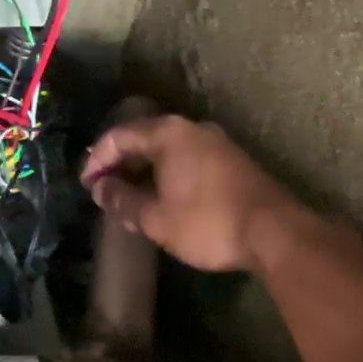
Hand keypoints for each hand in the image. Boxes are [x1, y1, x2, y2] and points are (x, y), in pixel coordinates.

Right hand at [82, 115, 309, 272]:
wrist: (276, 233)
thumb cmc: (208, 222)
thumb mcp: (156, 218)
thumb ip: (123, 201)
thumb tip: (101, 190)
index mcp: (168, 133)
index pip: (119, 136)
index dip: (97, 159)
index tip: (87, 184)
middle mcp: (191, 128)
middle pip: (144, 137)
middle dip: (120, 162)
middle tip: (104, 188)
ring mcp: (215, 142)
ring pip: (168, 148)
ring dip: (145, 169)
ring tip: (130, 195)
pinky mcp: (232, 161)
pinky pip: (187, 158)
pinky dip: (167, 172)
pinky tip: (164, 197)